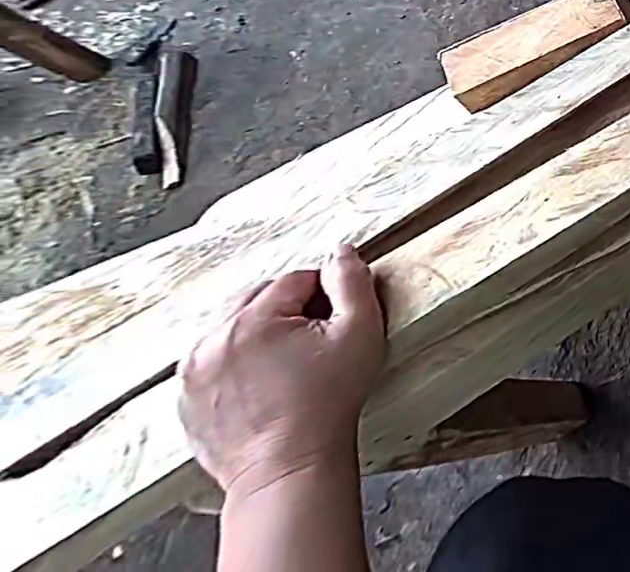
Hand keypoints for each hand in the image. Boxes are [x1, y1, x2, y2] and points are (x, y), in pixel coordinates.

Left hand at [179, 245, 385, 501]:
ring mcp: (190, 373)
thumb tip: (341, 251)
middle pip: (257, 297)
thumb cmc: (329, 395)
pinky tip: (271, 377)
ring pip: (233, 326)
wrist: (287, 462)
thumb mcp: (361, 328)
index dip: (326, 293)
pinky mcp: (185, 397)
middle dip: (292, 306)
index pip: (295, 279)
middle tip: (320, 334)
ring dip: (265, 328)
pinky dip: (243, 356)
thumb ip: (352, 282)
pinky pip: (216, 357)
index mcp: (251, 321)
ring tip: (295, 356)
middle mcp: (209, 341)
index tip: (339, 319)